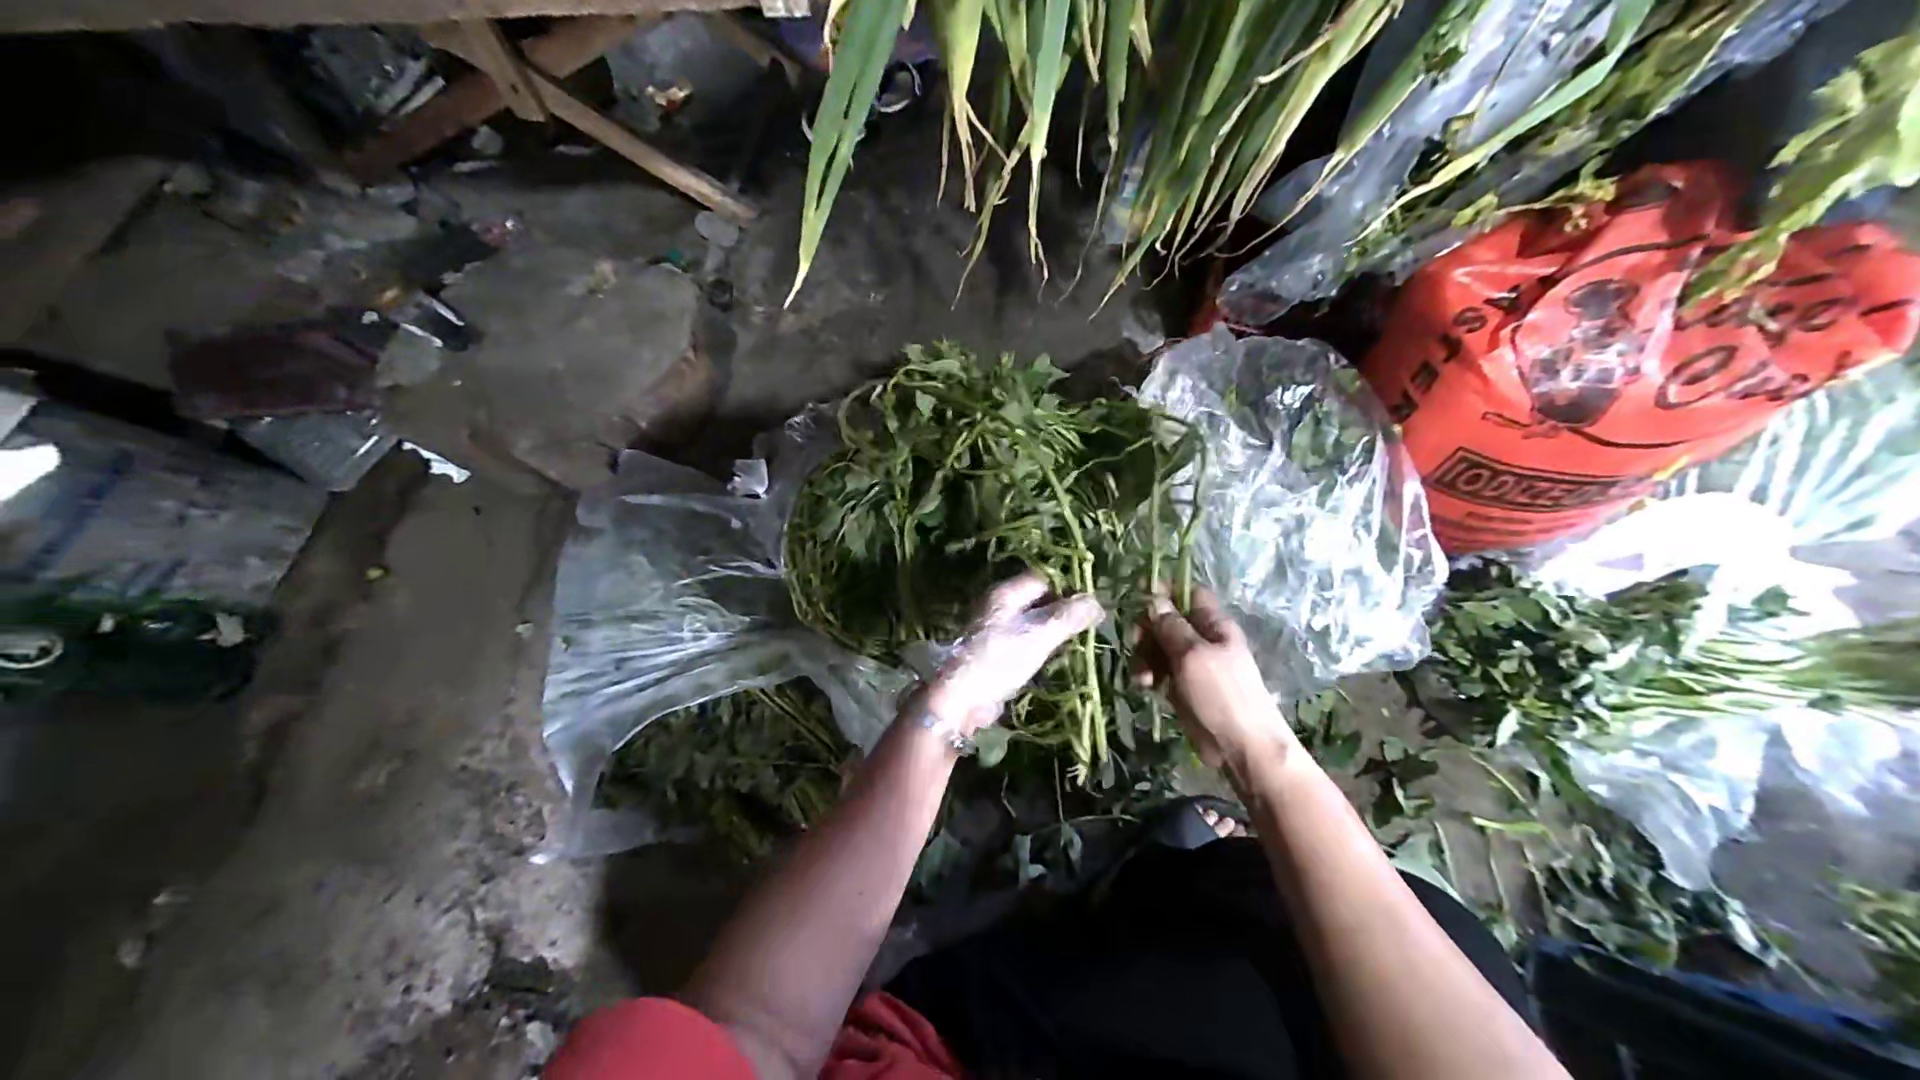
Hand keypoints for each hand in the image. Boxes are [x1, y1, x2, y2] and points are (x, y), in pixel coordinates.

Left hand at [920, 572, 1103, 735]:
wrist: (961, 699)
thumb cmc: (999, 661)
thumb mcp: (1039, 636)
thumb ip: (1068, 617)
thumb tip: (1098, 602)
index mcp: (1005, 594)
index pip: (1043, 578)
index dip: (1068, 587)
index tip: (1092, 604)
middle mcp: (998, 606)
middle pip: (1038, 600)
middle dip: (1064, 610)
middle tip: (1090, 624)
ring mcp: (994, 630)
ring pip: (1032, 622)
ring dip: (1054, 630)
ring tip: (1080, 640)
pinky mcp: (995, 653)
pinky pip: (1025, 642)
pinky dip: (1042, 646)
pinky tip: (1058, 657)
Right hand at [1133, 587, 1296, 774]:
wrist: (1240, 747)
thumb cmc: (1222, 695)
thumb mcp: (1193, 655)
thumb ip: (1171, 626)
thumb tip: (1153, 600)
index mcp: (1213, 625)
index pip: (1188, 593)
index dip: (1164, 591)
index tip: (1139, 598)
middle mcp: (1202, 639)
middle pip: (1166, 620)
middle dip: (1147, 630)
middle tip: (1136, 643)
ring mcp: (1192, 664)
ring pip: (1158, 647)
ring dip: (1144, 657)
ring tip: (1142, 678)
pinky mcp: (1182, 686)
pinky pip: (1158, 670)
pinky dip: (1148, 675)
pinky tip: (1144, 687)